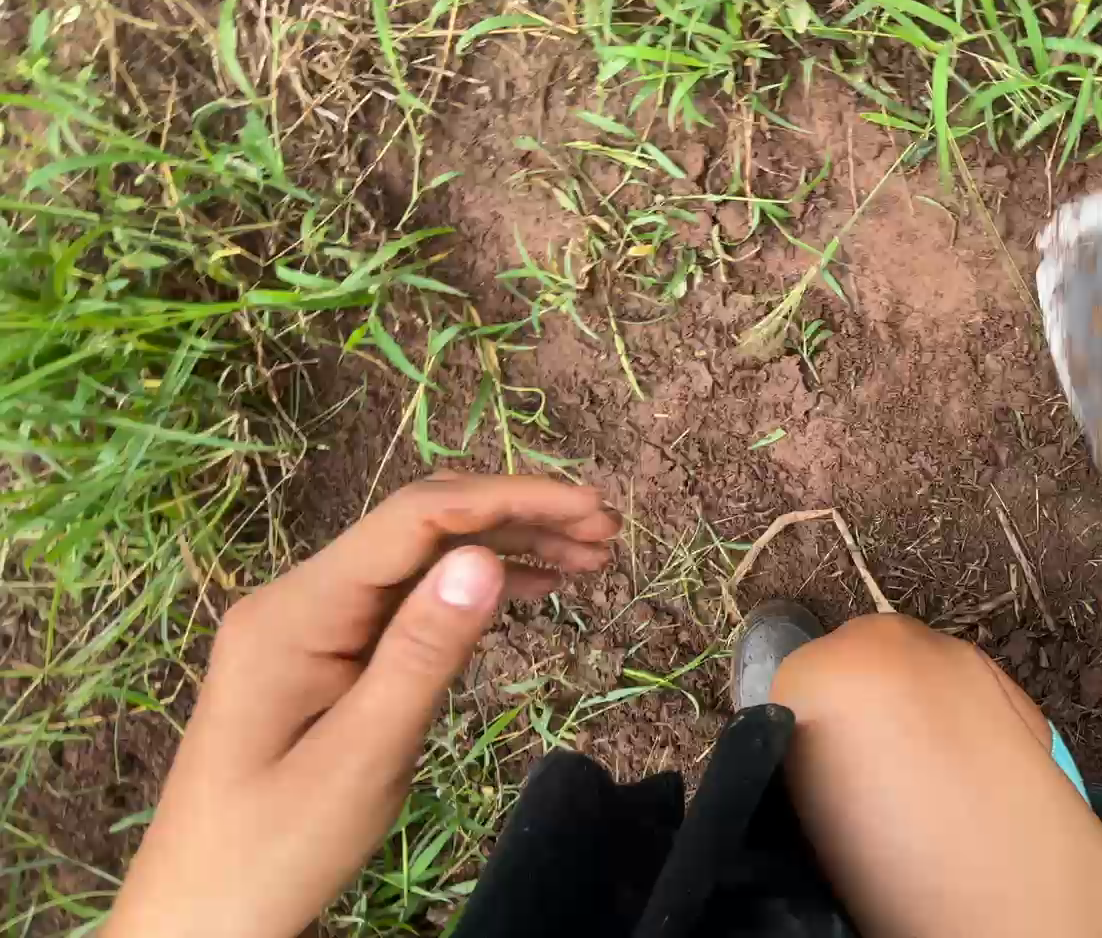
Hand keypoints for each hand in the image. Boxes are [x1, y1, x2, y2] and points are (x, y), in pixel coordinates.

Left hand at [105, 474, 617, 937]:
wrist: (203, 921)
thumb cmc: (276, 848)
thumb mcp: (362, 755)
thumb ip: (423, 651)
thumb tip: (485, 558)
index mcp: (299, 610)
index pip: (418, 518)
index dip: (512, 499)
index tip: (589, 506)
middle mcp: (310, 595)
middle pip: (432, 522)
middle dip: (524, 513)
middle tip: (606, 527)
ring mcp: (328, 618)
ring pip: (437, 551)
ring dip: (517, 542)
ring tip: (593, 553)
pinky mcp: (346, 643)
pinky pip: (428, 590)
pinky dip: (492, 580)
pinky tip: (544, 585)